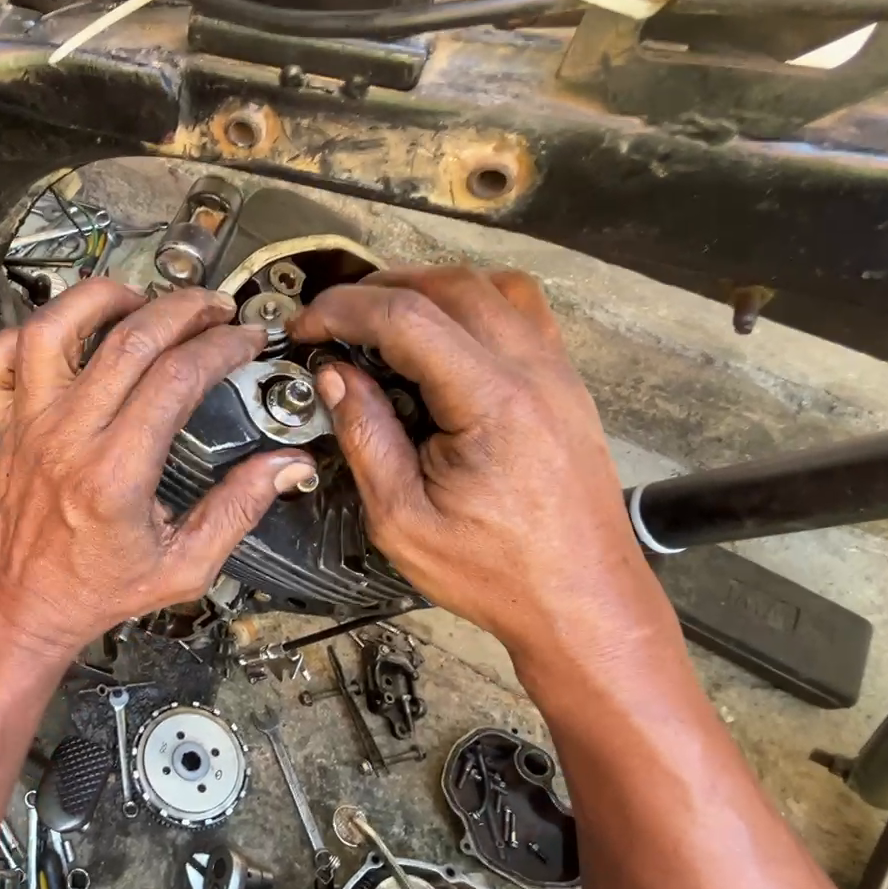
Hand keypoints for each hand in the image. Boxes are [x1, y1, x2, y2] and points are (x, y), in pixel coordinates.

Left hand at [0, 280, 314, 656]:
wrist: (24, 606)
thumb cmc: (94, 591)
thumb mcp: (183, 567)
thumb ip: (237, 510)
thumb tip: (286, 466)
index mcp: (115, 475)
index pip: (176, 378)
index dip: (220, 347)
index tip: (243, 341)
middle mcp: (66, 440)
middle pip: (128, 342)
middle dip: (182, 310)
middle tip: (212, 309)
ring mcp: (27, 427)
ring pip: (51, 331)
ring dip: (100, 299)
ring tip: (139, 299)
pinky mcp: (1, 428)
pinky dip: (19, 335)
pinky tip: (61, 337)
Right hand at [289, 267, 667, 666]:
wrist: (583, 602)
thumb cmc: (496, 572)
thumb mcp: (401, 518)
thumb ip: (365, 436)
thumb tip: (335, 375)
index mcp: (493, 403)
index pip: (407, 318)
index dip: (342, 310)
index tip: (304, 327)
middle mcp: (534, 373)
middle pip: (450, 286)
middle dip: (377, 289)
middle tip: (330, 318)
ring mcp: (557, 374)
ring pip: (491, 286)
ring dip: (427, 287)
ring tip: (378, 317)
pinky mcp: (563, 386)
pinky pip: (520, 312)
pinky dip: (470, 303)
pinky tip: (438, 337)